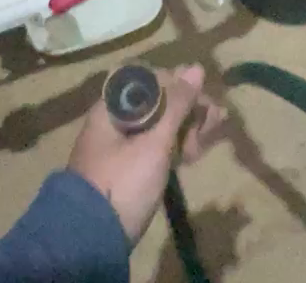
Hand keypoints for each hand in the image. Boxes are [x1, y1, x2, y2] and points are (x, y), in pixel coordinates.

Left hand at [67, 63, 227, 241]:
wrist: (91, 239)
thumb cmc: (124, 181)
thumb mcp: (154, 142)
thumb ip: (177, 104)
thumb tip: (196, 67)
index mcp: (114, 105)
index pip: (154, 79)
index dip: (182, 87)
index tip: (204, 102)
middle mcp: (116, 118)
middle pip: (160, 101)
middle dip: (189, 109)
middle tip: (215, 122)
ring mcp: (122, 143)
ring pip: (160, 124)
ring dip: (186, 128)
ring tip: (205, 143)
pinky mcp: (128, 166)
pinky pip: (156, 144)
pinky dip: (175, 146)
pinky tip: (192, 154)